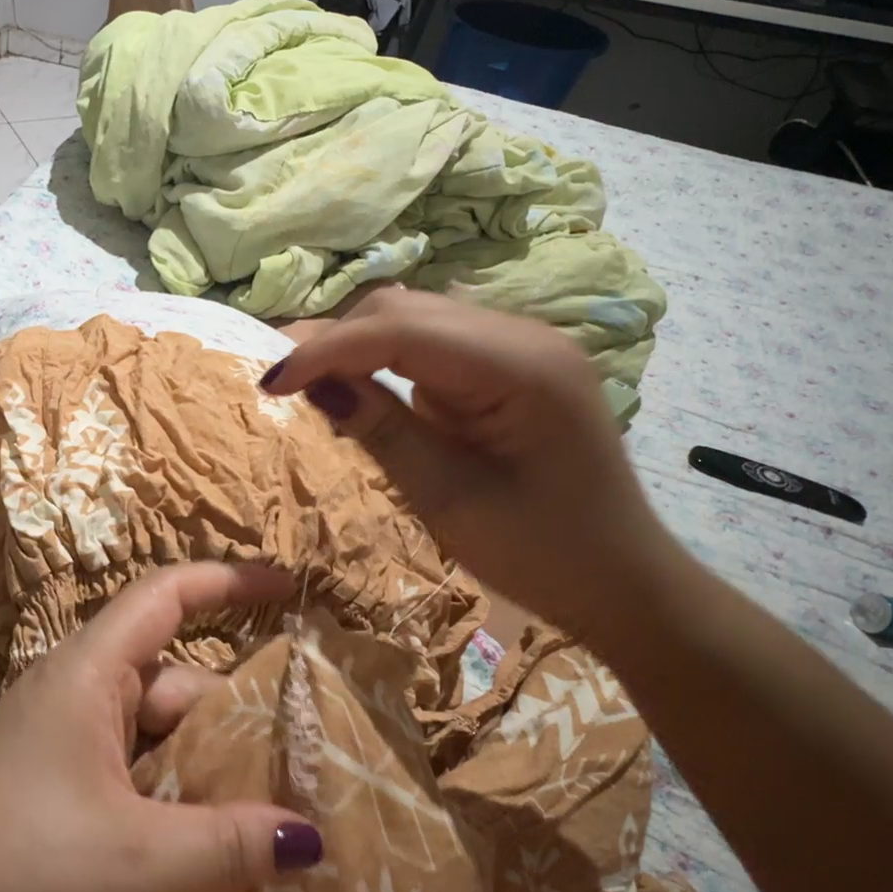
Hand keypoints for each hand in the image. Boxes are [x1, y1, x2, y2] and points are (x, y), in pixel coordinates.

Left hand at [0, 563, 323, 891]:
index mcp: (87, 672)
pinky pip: (129, 770)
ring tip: (276, 809)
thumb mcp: (135, 857)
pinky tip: (208, 839)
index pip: (164, 596)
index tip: (288, 584)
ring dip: (208, 764)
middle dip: (238, 712)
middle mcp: (74, 691)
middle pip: (174, 679)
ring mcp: (59, 738)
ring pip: (154, 732)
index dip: (227, 580)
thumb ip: (228, 842)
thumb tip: (310, 837)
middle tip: (310, 760)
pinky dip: (172, 794)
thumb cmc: (20, 866)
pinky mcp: (50, 783)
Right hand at [261, 287, 683, 640]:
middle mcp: (523, 337)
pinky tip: (349, 384)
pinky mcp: (504, 366)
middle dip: (334, 340)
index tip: (269, 384)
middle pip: (404, 310)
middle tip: (277, 382)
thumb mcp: (449, 497)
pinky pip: (427, 343)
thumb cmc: (542, 554)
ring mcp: (517, 347)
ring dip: (352, 345)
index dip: (327, 350)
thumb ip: (380, 430)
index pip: (401, 330)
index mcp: (522, 367)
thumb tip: (309, 385)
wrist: (623, 582)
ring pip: (411, 318)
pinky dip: (379, 358)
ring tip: (300, 381)